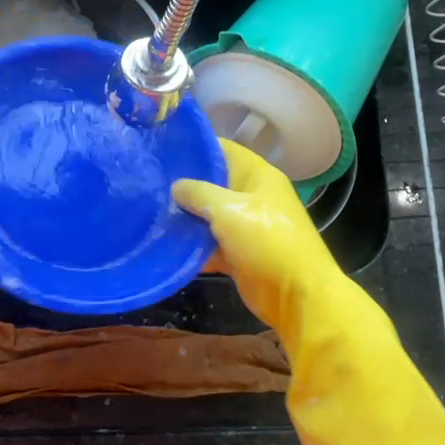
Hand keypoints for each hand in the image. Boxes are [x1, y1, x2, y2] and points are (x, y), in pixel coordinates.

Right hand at [174, 139, 444, 444]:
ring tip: (146, 209)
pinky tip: (164, 243)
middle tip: (143, 179)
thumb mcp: (230, 211)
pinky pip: (210, 241)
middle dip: (182, 182)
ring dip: (184, 215)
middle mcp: (254, 195)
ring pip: (208, 213)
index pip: (222, 148)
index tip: (159, 145)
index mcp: (259, 176)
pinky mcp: (241, 253)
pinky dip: (192, 243)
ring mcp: (248, 225)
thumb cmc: (270, 245)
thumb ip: (199, 194)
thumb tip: (175, 188)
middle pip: (212, 181)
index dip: (193, 145)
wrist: (301, 299)